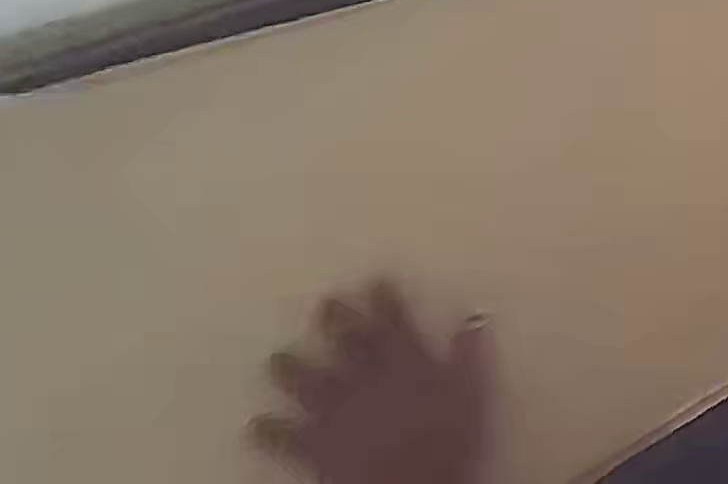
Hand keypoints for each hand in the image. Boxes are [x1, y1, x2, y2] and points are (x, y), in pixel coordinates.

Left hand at [250, 279, 491, 483]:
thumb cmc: (449, 434)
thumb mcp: (469, 387)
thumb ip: (468, 351)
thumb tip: (473, 314)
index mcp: (407, 360)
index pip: (395, 321)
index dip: (384, 299)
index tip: (375, 279)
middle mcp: (369, 378)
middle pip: (349, 344)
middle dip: (335, 321)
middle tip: (323, 301)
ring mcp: (340, 411)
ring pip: (311, 383)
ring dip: (292, 369)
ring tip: (275, 357)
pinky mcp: (317, 447)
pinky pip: (287, 438)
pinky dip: (269, 431)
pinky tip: (254, 424)